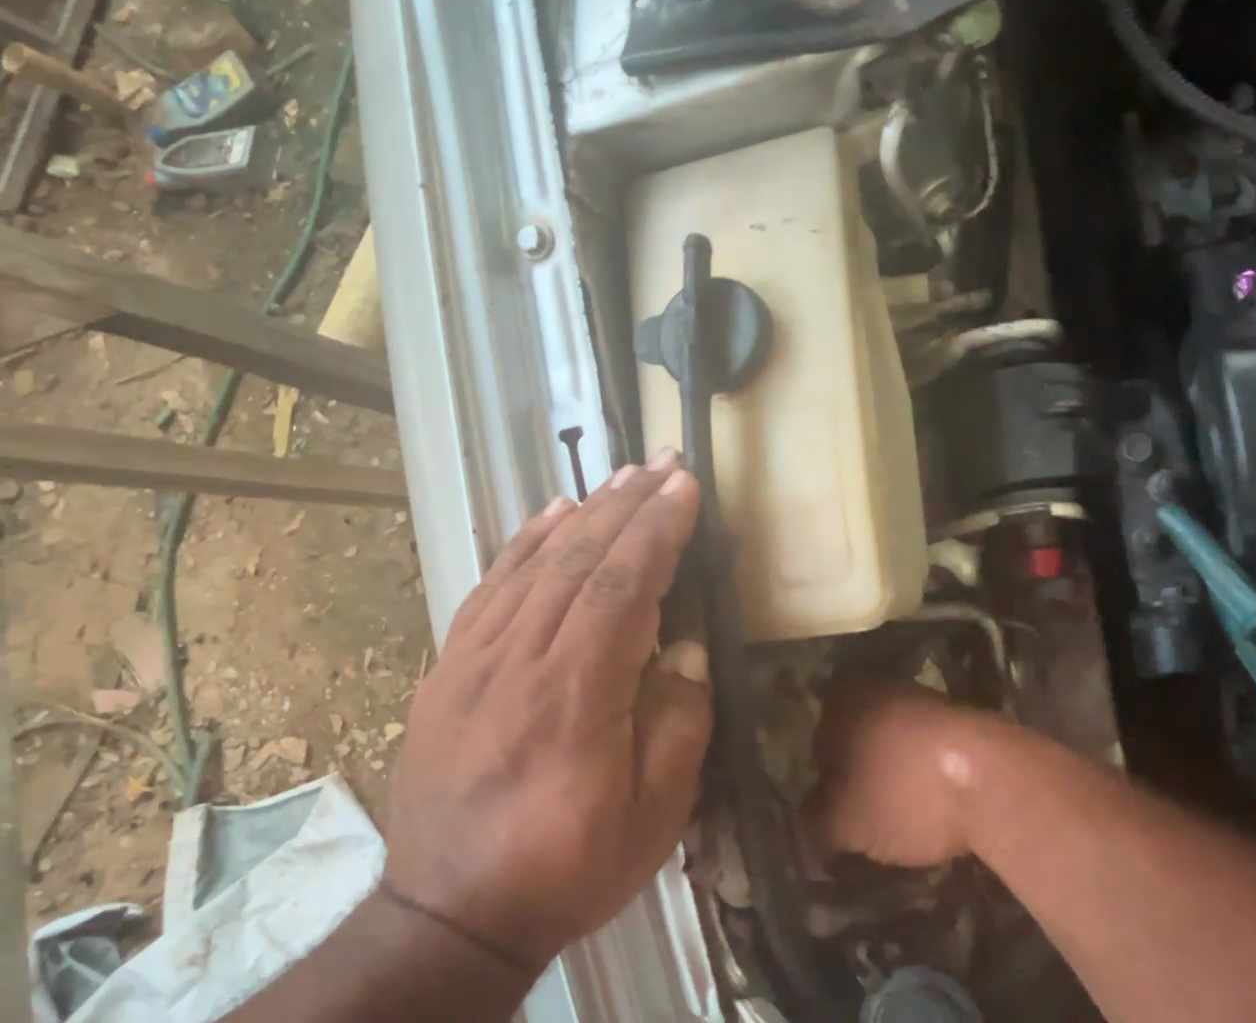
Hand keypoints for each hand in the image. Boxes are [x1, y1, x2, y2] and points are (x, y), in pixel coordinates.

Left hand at [382, 454, 709, 970]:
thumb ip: (679, 721)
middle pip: (574, 562)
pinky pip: (486, 591)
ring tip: (621, 476)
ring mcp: (471, 666)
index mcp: (574, 697)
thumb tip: (683, 647)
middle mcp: (516, 665)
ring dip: (582, 513)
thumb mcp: (657, 812)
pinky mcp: (445, 674)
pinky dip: (523, 544)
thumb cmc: (572, 866)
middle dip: (626, 505)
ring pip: (530, 566)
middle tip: (664, 463)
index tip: (686, 487)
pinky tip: (551, 514)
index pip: (620, 587)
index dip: (657, 530)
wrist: (452, 916)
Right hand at [809, 683, 1007, 867]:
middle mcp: (886, 687)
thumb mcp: (842, 821)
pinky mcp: (968, 724)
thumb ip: (815, 818)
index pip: (816, 727)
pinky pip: (932, 751)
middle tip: (855, 811)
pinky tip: (932, 808)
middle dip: (858, 768)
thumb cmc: (902, 793)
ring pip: (899, 740)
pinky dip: (929, 775)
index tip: (823, 801)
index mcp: (846, 698)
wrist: (995, 781)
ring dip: (896, 771)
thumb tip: (812, 818)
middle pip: (861, 731)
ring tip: (894, 819)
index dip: (818, 766)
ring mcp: (932, 702)